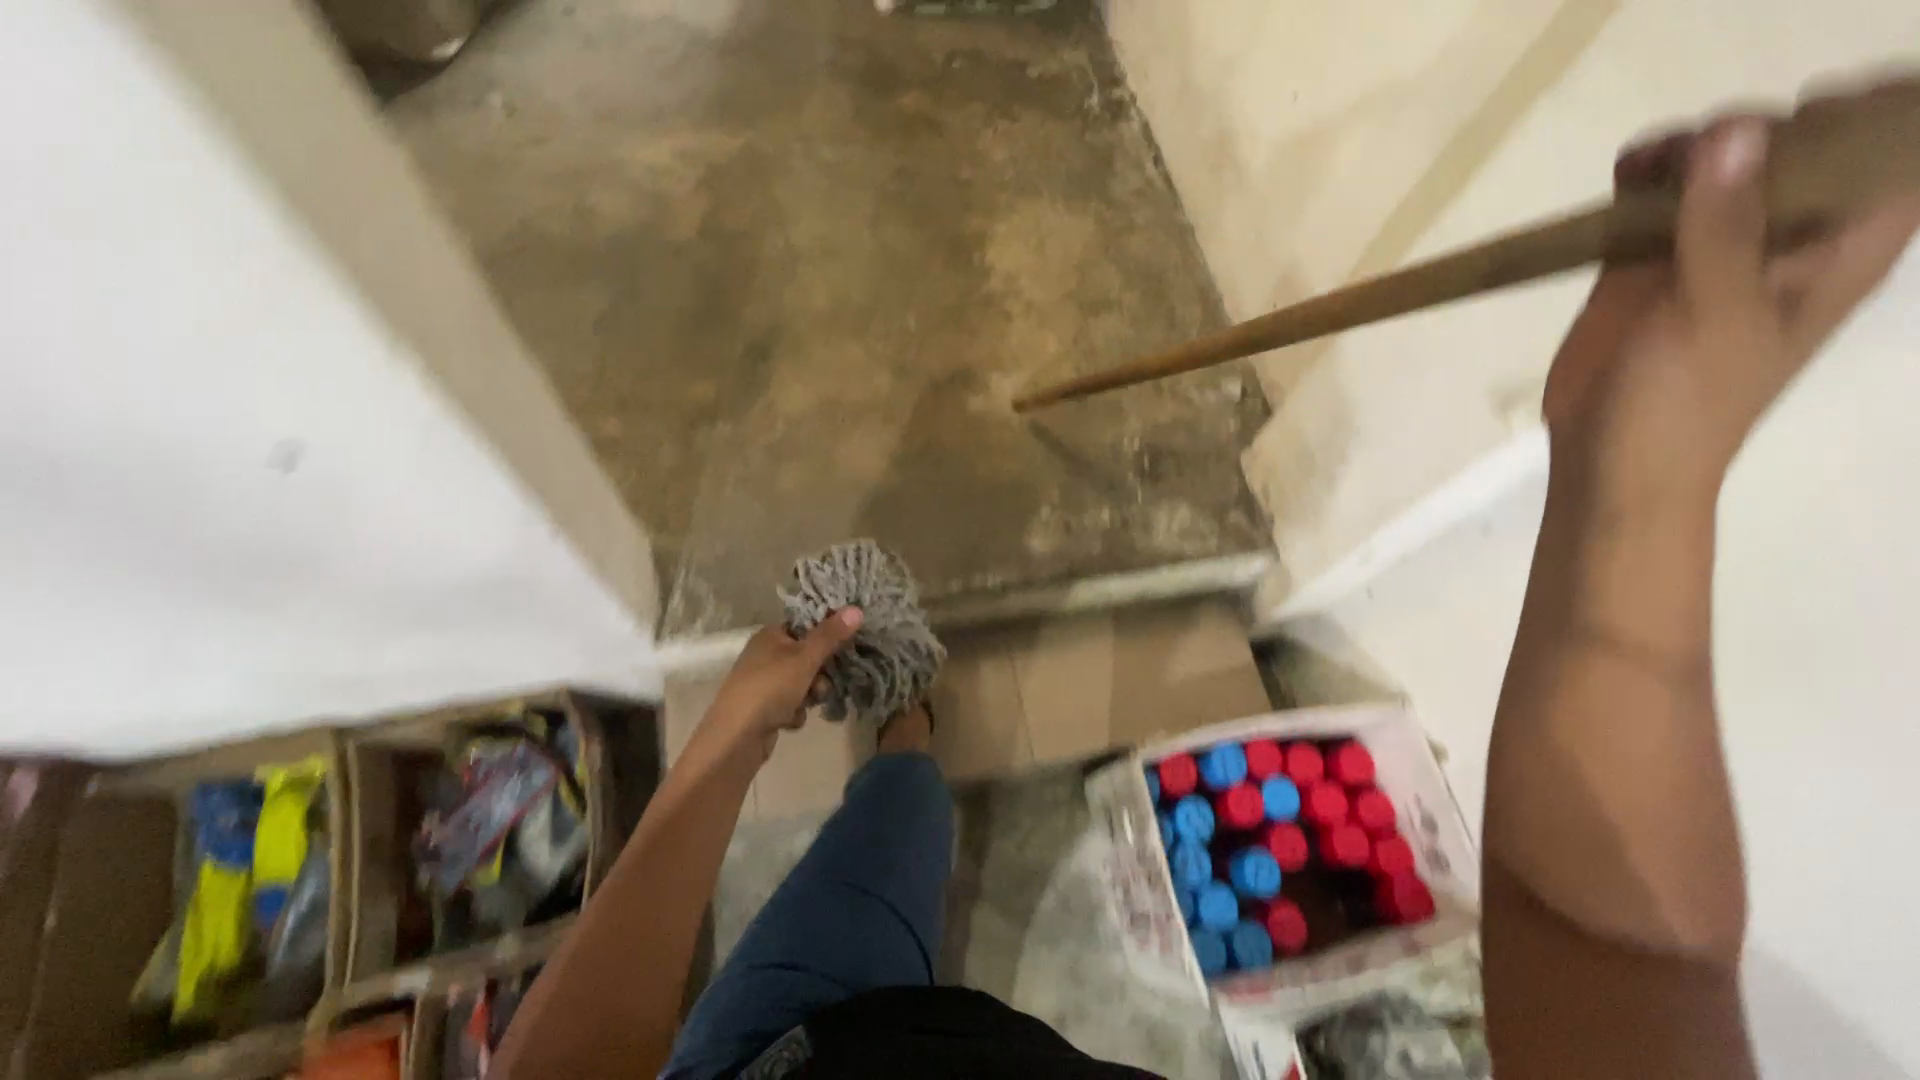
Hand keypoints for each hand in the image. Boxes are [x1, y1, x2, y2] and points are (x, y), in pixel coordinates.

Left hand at [702, 608, 863, 757]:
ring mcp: (764, 682)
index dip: (827, 637)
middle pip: (808, 658)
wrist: (737, 737)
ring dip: (809, 696)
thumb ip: (831, 635)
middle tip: (820, 685)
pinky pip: (792, 704)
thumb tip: (856, 609)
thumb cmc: (770, 688)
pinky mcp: (764, 707)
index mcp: (771, 635)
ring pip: (803, 683)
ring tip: (804, 705)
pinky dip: (794, 712)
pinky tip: (787, 721)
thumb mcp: (804, 658)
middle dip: (820, 675)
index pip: (807, 626)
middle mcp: (765, 654)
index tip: (844, 649)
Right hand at [1545, 80, 1919, 511]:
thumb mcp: (1716, 317)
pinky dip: (1639, 174)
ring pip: (1719, 164)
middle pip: (1801, 141)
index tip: (1807, 120)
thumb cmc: (1685, 405)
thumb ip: (1724, 228)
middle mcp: (1782, 238)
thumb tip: (1732, 130)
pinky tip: (1625, 172)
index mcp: (1840, 248)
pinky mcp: (1642, 264)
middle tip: (1711, 153)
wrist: (1611, 464)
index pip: (1890, 149)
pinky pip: (1650, 198)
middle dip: (1762, 127)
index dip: (1865, 117)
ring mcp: (1707, 249)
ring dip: (1692, 146)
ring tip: (1654, 161)